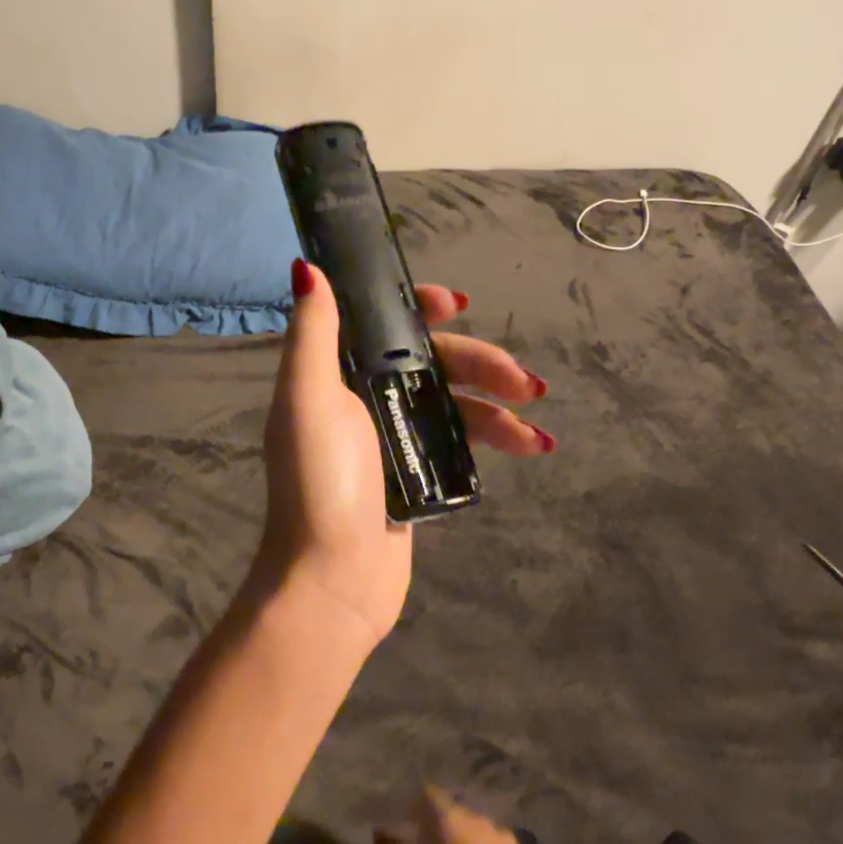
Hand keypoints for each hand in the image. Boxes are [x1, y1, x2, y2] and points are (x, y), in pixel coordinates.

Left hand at [252, 259, 551, 644]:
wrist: (332, 579)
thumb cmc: (320, 482)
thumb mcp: (309, 398)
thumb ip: (314, 332)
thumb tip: (307, 264)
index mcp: (333, 375)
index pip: (380, 322)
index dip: (419, 307)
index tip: (458, 306)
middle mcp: (361, 399)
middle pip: (431, 362)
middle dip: (480, 364)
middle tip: (524, 384)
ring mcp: (390, 439)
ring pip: (453, 402)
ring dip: (498, 407)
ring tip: (535, 433)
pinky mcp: (415, 476)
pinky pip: (459, 442)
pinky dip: (494, 439)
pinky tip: (531, 446)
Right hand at [377, 787, 614, 843]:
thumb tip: (378, 832)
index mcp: (447, 814)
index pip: (428, 794)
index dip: (418, 803)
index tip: (411, 817)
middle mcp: (472, 814)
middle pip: (452, 812)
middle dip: (442, 826)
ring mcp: (497, 830)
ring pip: (474, 829)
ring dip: (466, 841)